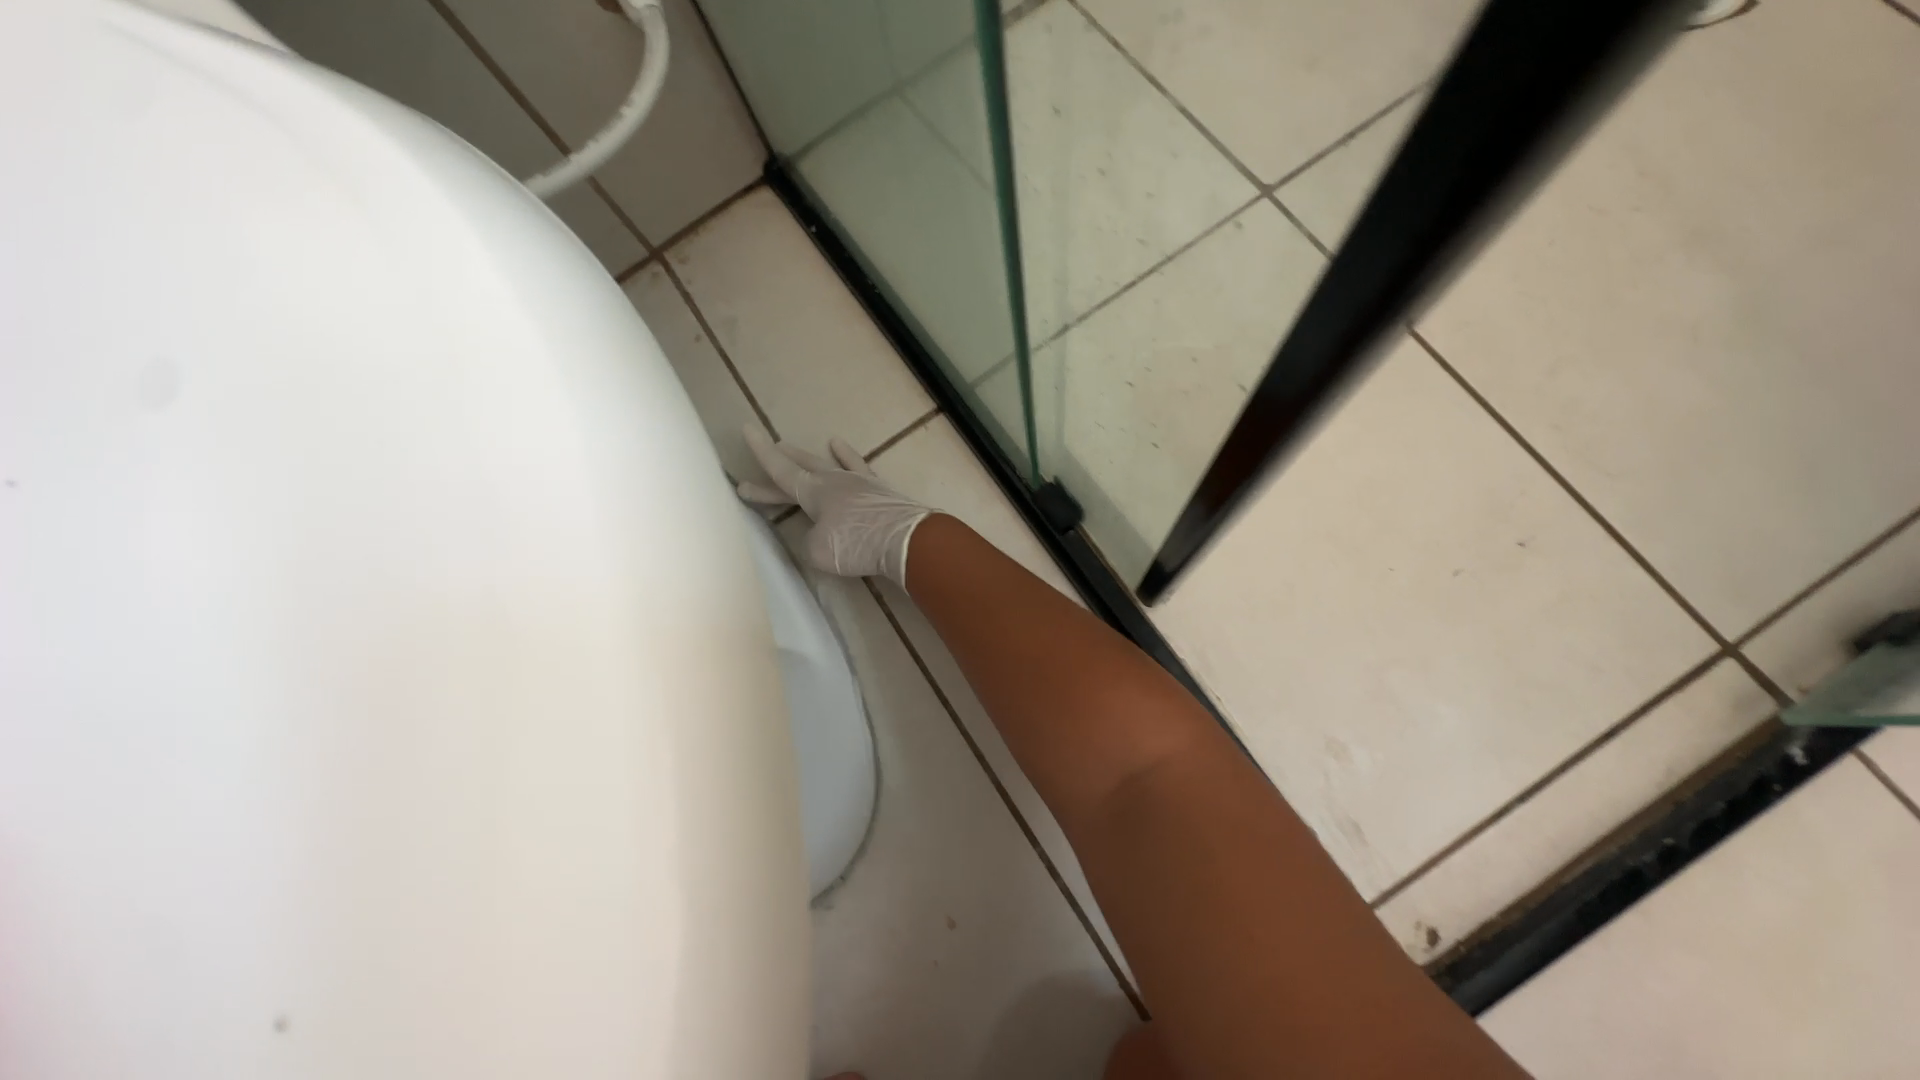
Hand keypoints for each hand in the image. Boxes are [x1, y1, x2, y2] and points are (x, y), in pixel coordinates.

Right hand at [737, 425, 933, 586]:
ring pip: (824, 464)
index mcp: (813, 492)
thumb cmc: (857, 544)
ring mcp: (858, 482)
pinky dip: (846, 455)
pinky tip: (838, 444)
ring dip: (805, 457)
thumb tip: (818, 536)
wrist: (907, 539)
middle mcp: (833, 481)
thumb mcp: (819, 552)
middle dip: (777, 462)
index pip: (780, 469)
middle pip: (798, 468)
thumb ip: (810, 541)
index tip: (748, 429)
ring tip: (788, 446)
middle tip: (761, 452)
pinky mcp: (879, 490)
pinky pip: (857, 466)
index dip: (761, 452)